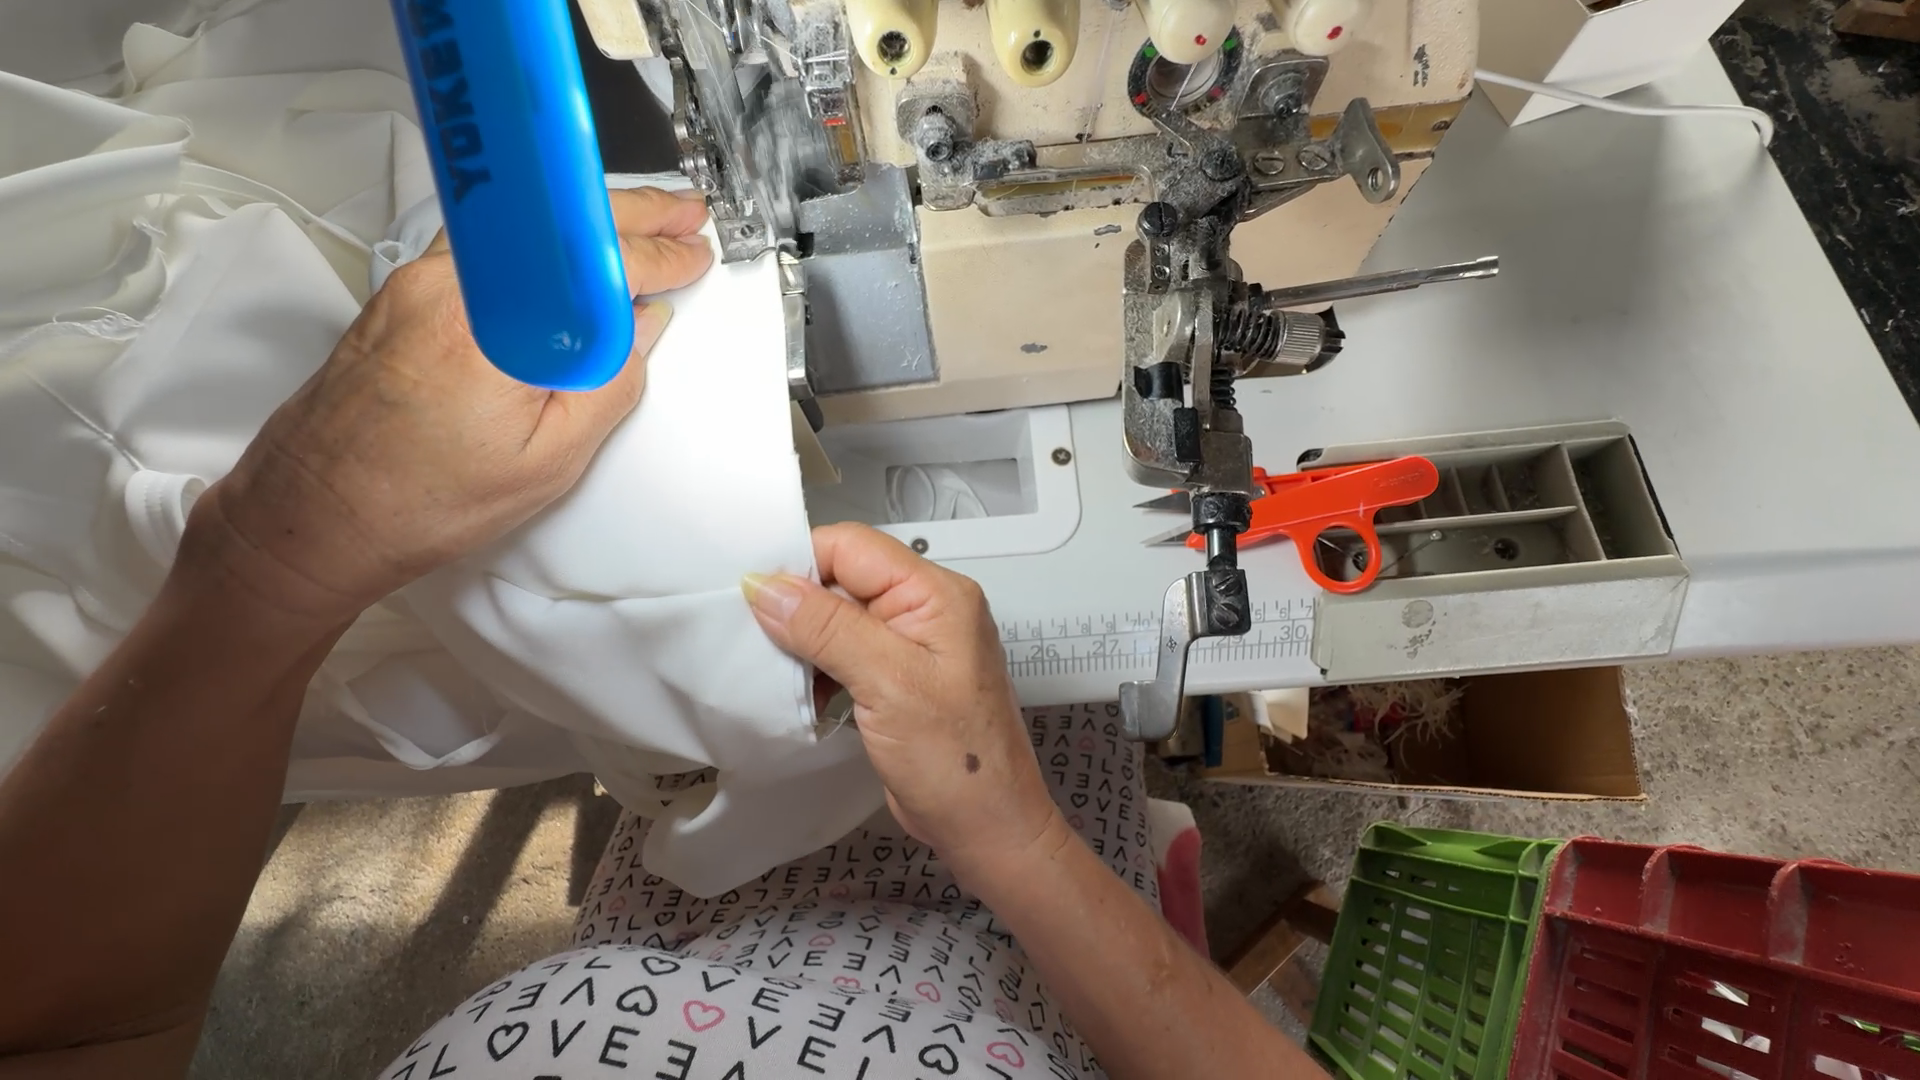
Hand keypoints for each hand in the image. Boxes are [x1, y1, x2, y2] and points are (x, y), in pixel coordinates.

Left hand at [185, 187, 713, 625]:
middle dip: (631, 212)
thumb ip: (610, 384)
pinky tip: (578, 264)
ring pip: (523, 232)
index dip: (655, 251)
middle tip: (681, 217)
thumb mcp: (552, 460)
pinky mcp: (407, 296)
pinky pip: (496, 255)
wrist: (316, 515)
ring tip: (643, 233)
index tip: (691, 251)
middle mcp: (448, 285)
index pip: (593, 260)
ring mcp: (419, 283)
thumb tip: (643, 326)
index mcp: (492, 325)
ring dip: (590, 226)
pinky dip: (547, 249)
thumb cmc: (425, 500)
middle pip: (557, 222)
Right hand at [742, 524, 1065, 876]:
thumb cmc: (954, 759)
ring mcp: (911, 644)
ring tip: (778, 673)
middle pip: (843, 579)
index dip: (801, 563)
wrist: (988, 827)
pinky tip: (803, 694)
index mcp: (934, 592)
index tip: (751, 596)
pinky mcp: (897, 677)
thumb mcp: (887, 684)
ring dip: (804, 642)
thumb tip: (764, 586)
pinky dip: (818, 668)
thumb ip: (827, 628)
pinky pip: (846, 652)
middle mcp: (924, 608)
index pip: (853, 547)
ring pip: (839, 617)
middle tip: (755, 640)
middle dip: (797, 606)